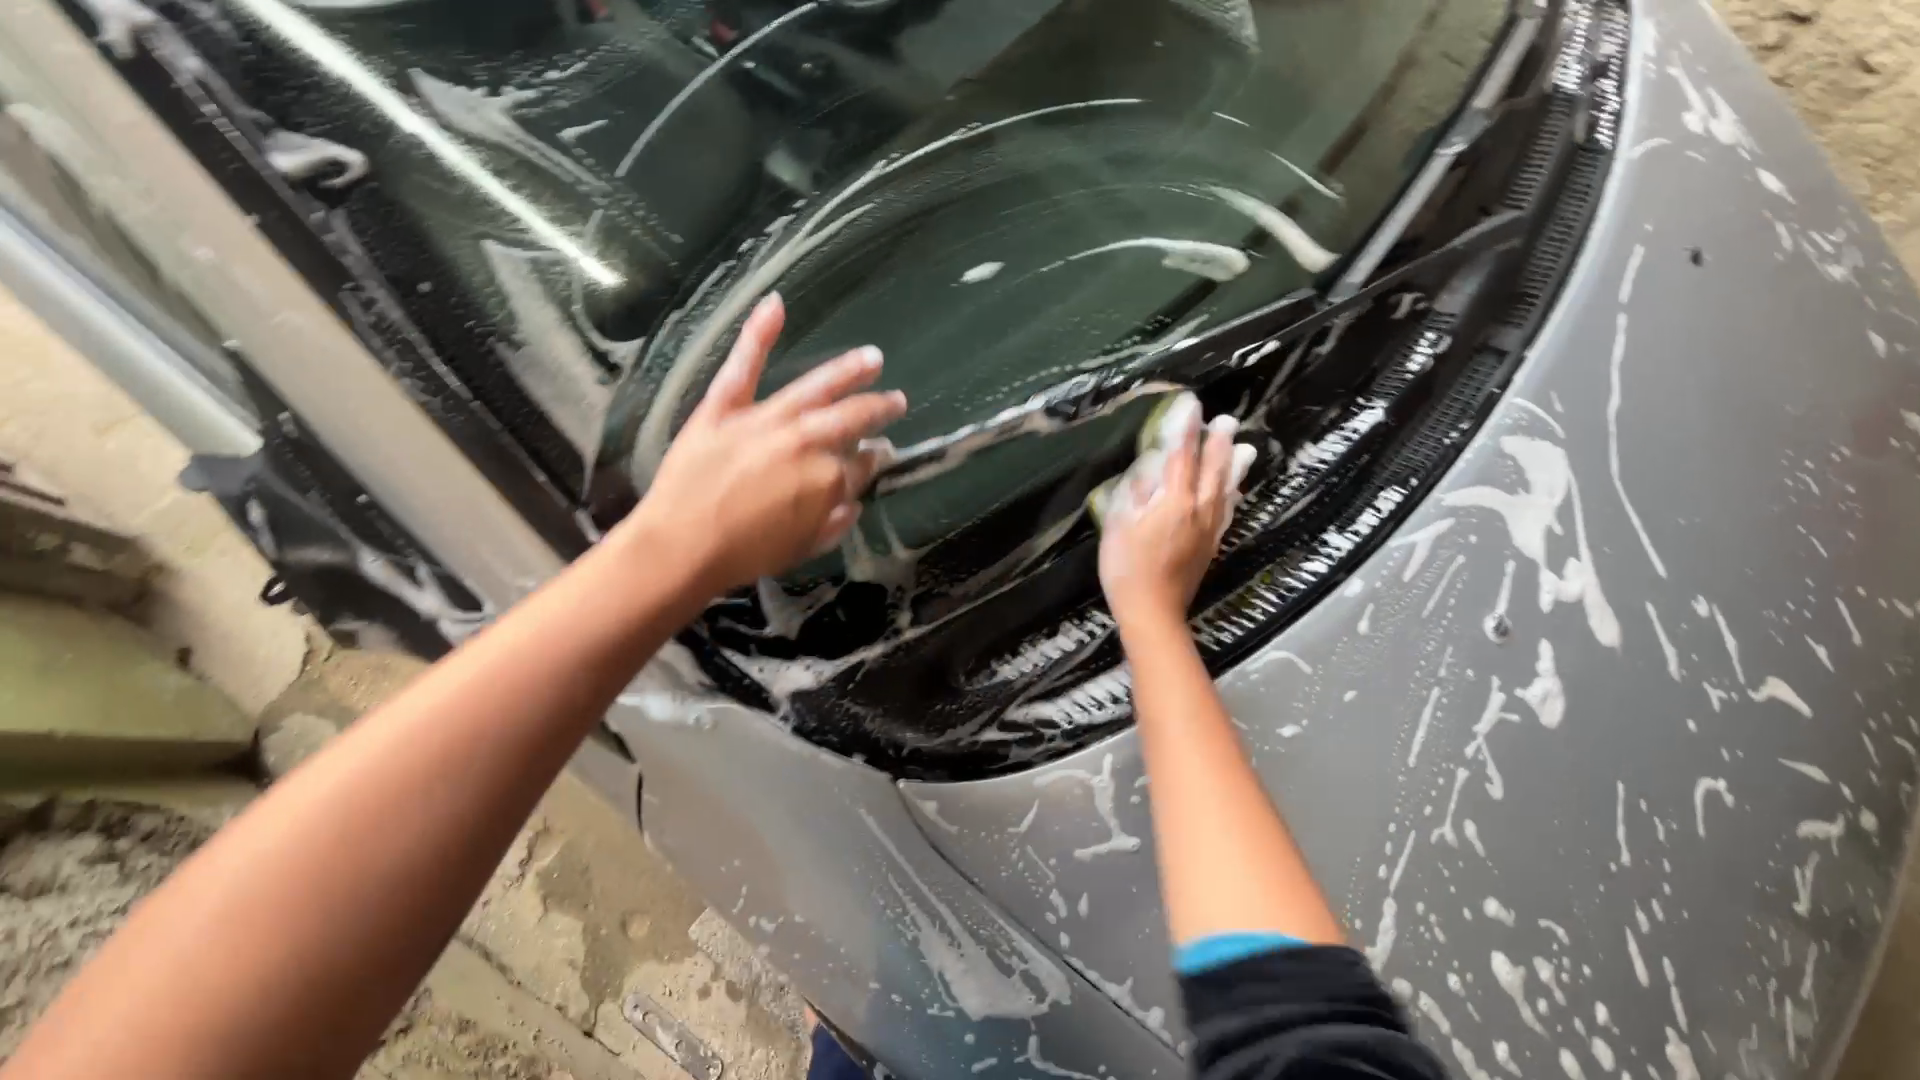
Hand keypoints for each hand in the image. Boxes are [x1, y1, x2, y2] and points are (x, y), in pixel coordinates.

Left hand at [619, 292, 906, 593]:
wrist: (681, 548)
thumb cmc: (743, 555)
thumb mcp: (802, 550)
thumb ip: (834, 524)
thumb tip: (852, 503)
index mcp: (827, 480)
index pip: (861, 465)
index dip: (873, 460)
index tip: (880, 454)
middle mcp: (806, 442)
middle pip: (852, 419)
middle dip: (879, 410)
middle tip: (896, 402)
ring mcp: (766, 420)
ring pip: (815, 388)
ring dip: (848, 371)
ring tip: (873, 359)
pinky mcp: (724, 407)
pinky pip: (743, 366)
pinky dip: (758, 333)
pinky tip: (776, 303)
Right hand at [1098, 397, 1251, 626]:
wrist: (1152, 611)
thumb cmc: (1126, 568)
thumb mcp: (1118, 524)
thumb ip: (1136, 490)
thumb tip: (1152, 465)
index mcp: (1174, 500)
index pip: (1181, 455)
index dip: (1185, 428)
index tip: (1191, 403)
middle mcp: (1198, 509)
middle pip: (1212, 469)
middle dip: (1218, 442)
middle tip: (1227, 419)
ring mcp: (1209, 528)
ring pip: (1227, 490)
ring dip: (1235, 466)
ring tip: (1246, 448)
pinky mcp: (1211, 545)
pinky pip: (1228, 513)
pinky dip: (1234, 496)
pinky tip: (1236, 491)